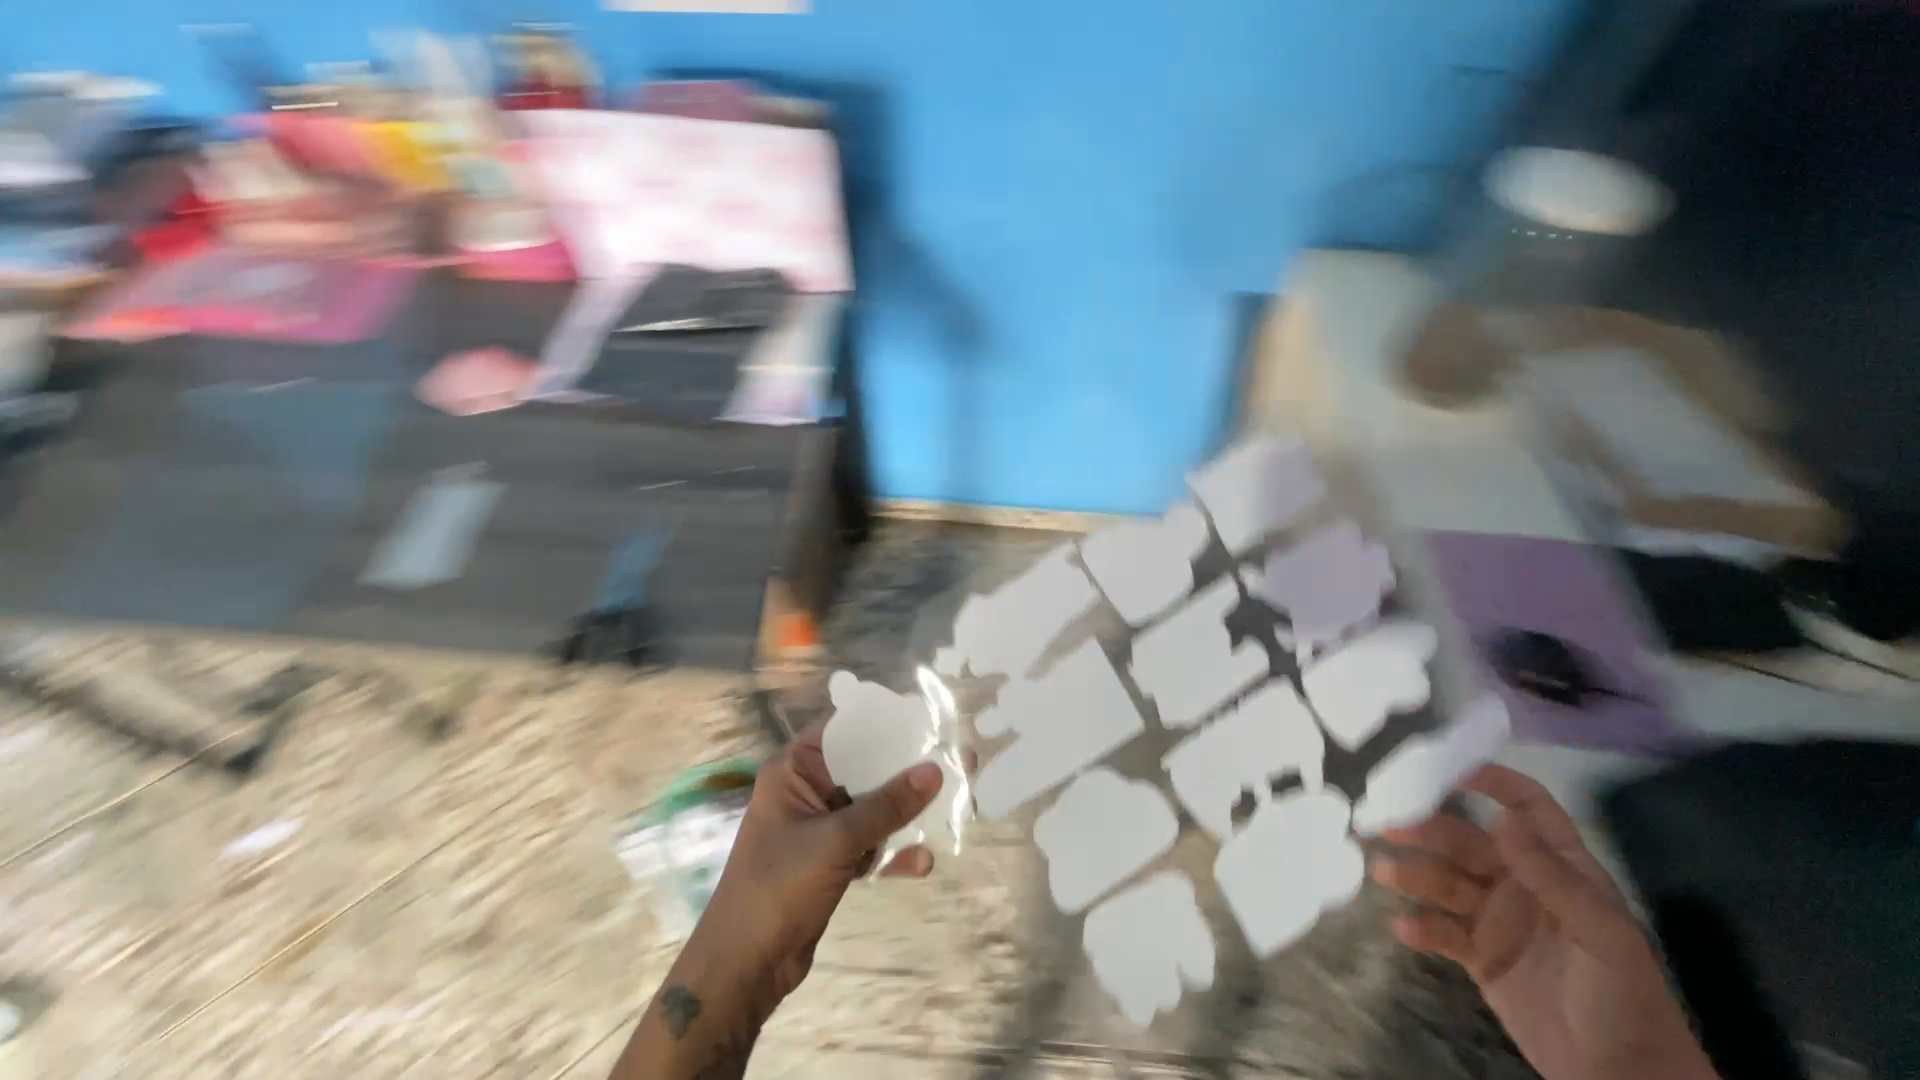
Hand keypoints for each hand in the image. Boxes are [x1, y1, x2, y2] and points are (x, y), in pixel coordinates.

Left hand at [697, 722, 945, 1004]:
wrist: (746, 964)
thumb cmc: (779, 886)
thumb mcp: (837, 840)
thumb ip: (887, 805)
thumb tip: (935, 769)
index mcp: (794, 770)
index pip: (843, 728)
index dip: (885, 720)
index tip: (929, 718)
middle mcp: (807, 790)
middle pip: (865, 766)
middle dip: (909, 769)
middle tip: (957, 762)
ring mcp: (820, 827)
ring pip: (873, 806)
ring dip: (908, 812)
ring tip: (954, 808)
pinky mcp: (832, 860)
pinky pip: (872, 842)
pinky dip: (895, 851)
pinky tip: (923, 862)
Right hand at [1373, 765, 1717, 1079]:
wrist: (1623, 1079)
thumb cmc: (1624, 997)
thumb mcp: (1602, 934)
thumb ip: (1553, 877)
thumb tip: (1505, 818)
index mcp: (1561, 870)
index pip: (1529, 809)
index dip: (1495, 784)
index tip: (1450, 768)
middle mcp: (1522, 884)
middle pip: (1468, 842)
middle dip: (1429, 831)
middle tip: (1388, 825)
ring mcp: (1497, 919)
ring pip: (1445, 882)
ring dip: (1414, 874)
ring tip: (1384, 874)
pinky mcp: (1477, 955)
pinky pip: (1440, 930)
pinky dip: (1420, 926)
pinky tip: (1403, 929)